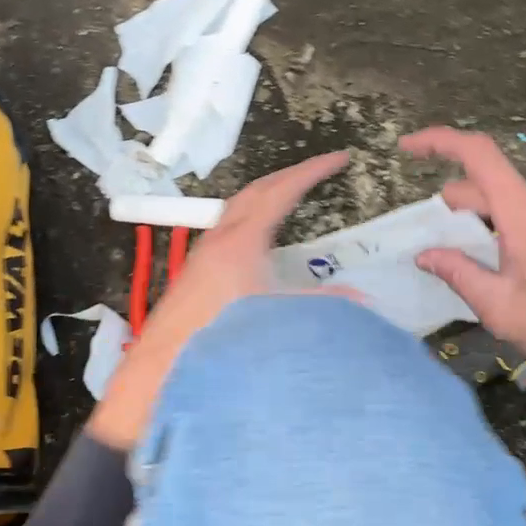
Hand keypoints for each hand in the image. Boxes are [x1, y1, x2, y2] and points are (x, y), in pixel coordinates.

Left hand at [86, 150, 349, 449]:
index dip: (313, 171)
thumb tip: (362, 301)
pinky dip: (251, 214)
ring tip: (292, 194)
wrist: (163, 368)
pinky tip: (259, 237)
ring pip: (239, 206)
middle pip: (258, 190)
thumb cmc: (222, 340)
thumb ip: (322, 308)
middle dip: (290, 175)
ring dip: (267, 193)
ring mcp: (203, 251)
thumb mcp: (279, 320)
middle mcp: (220, 236)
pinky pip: (228, 224)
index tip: (339, 157)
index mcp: (242, 239)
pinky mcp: (195, 269)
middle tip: (319, 169)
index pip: (283, 191)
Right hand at [399, 127, 525, 438]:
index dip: (437, 141)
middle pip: (484, 183)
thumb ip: (458, 274)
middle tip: (430, 242)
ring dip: (475, 221)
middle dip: (450, 205)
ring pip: (502, 201)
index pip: (476, 154)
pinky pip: (521, 215)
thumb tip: (426, 255)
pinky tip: (493, 266)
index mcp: (523, 212)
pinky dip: (497, 229)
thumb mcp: (499, 307)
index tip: (406, 148)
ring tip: (461, 261)